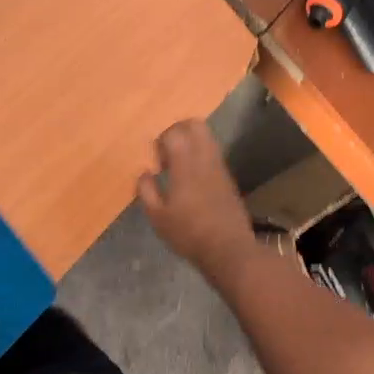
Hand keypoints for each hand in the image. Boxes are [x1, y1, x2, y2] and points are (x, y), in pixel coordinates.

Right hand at [137, 120, 259, 279]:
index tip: (157, 163)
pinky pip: (213, 153)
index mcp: (185, 165)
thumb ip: (146, 190)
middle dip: (178, 130)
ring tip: (180, 167)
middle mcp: (205, 159)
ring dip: (191, 143)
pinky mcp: (228, 177)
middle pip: (195, 125)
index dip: (161, 141)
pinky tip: (193, 180)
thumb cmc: (188, 233)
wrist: (228, 249)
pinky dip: (201, 156)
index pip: (174, 133)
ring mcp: (219, 167)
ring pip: (207, 137)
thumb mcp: (157, 217)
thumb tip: (144, 172)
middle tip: (168, 152)